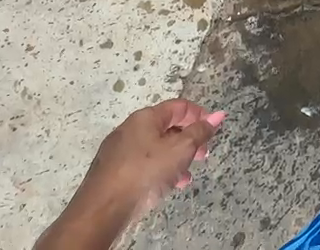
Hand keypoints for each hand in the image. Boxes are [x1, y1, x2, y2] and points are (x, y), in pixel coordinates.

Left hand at [37, 100, 224, 249]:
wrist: (100, 213)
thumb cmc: (144, 173)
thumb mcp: (181, 150)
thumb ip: (201, 131)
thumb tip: (219, 114)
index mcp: (145, 117)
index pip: (179, 106)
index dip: (200, 115)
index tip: (213, 130)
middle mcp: (128, 129)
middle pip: (166, 127)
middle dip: (188, 140)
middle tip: (203, 154)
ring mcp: (116, 152)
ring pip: (154, 149)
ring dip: (175, 158)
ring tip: (187, 174)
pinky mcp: (109, 174)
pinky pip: (141, 165)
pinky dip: (157, 170)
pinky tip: (166, 186)